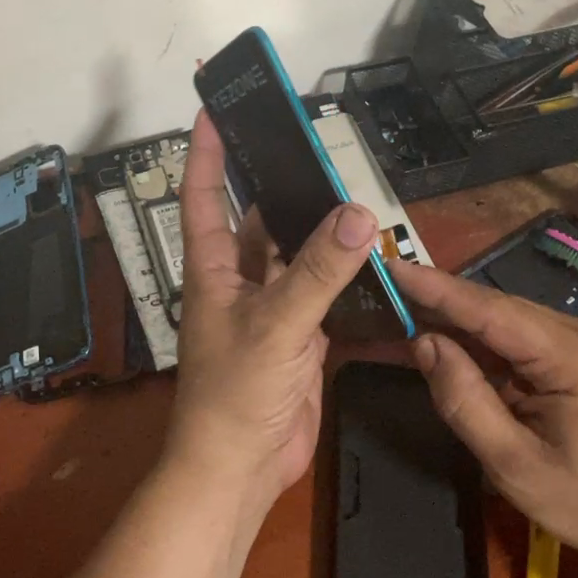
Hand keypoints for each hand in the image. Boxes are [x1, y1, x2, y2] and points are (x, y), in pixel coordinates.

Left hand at [167, 111, 377, 500]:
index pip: (204, 196)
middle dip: (283, 187)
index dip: (205, 153)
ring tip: (356, 192)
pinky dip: (345, 277)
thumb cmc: (235, 390)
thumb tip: (360, 212)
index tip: (214, 110)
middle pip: (260, 220)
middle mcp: (240, 280)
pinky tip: (374, 257)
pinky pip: (324, 294)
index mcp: (213, 268)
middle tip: (318, 147)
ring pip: (297, 256)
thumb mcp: (277, 323)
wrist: (240, 467)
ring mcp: (271, 308)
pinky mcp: (300, 337)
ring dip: (321, 232)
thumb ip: (319, 270)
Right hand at [387, 260, 577, 571]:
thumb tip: (424, 343)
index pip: (493, 312)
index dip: (439, 288)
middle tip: (391, 293)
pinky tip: (457, 342)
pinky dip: (488, 339)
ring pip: (513, 319)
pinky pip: (528, 336)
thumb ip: (464, 399)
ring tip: (412, 314)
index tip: (394, 266)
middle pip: (502, 308)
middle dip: (445, 301)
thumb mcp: (513, 463)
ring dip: (464, 320)